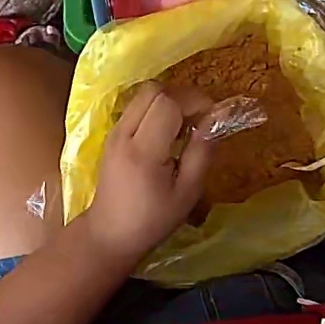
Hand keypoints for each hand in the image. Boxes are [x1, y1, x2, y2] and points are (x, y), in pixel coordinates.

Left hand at [75, 82, 212, 264]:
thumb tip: (215, 120)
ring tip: (185, 126)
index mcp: (143, 151)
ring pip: (144, 94)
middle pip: (154, 90)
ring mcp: (114, 132)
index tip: (212, 118)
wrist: (109, 233)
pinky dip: (157, 109)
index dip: (195, 102)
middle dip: (182, 96)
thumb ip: (202, 153)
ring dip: (169, 101)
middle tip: (200, 118)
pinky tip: (168, 133)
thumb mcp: (187, 192)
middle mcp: (123, 134)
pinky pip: (137, 107)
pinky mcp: (112, 135)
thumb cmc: (152, 220)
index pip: (168, 103)